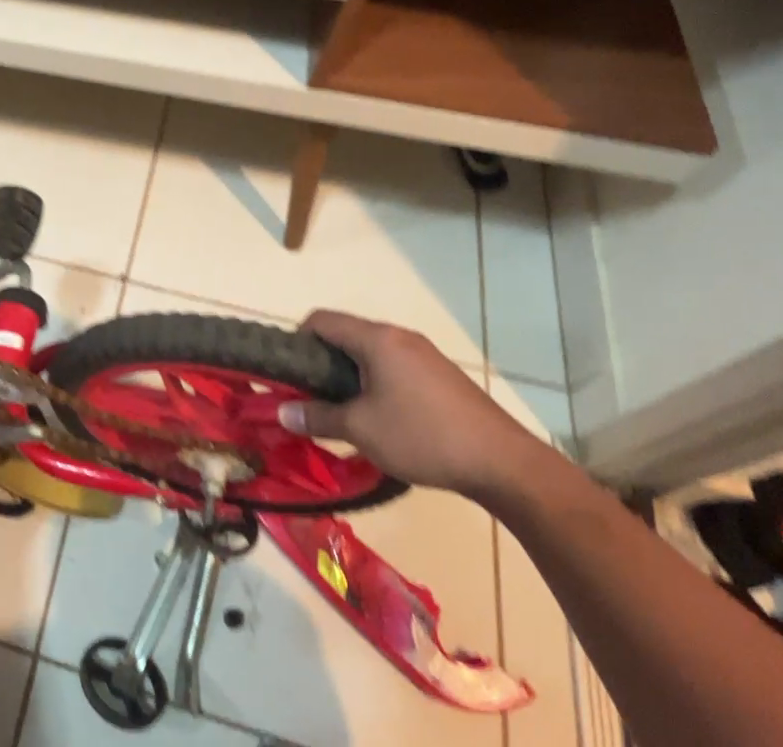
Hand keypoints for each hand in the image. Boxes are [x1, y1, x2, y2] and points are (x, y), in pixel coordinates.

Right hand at [277, 310, 544, 498]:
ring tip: (340, 412)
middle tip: (308, 397)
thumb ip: (316, 416)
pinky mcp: (440, 377)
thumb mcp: (359, 429)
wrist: (500, 462)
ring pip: (370, 355)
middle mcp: (400, 337)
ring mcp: (424, 355)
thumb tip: (281, 412)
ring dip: (349, 377)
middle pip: (346, 336)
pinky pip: (393, 368)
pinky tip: (378, 419)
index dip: (296, 341)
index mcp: (377, 339)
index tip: (287, 374)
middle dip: (321, 363)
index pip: (321, 320)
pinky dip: (375, 384)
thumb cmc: (421, 436)